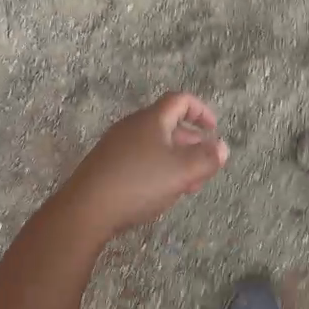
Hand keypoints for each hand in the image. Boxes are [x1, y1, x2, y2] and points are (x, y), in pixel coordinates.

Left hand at [56, 92, 229, 236]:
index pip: (180, 100)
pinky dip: (156, 169)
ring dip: (175, 159)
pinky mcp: (105, 165)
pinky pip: (139, 158)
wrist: (85, 208)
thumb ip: (206, 158)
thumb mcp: (181, 172)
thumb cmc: (138, 183)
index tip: (214, 129)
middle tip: (204, 165)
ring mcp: (116, 144)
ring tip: (186, 185)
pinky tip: (158, 193)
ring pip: (154, 144)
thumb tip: (223, 146)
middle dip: (190, 142)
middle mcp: (133, 125)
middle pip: (167, 124)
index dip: (200, 111)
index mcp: (152, 118)